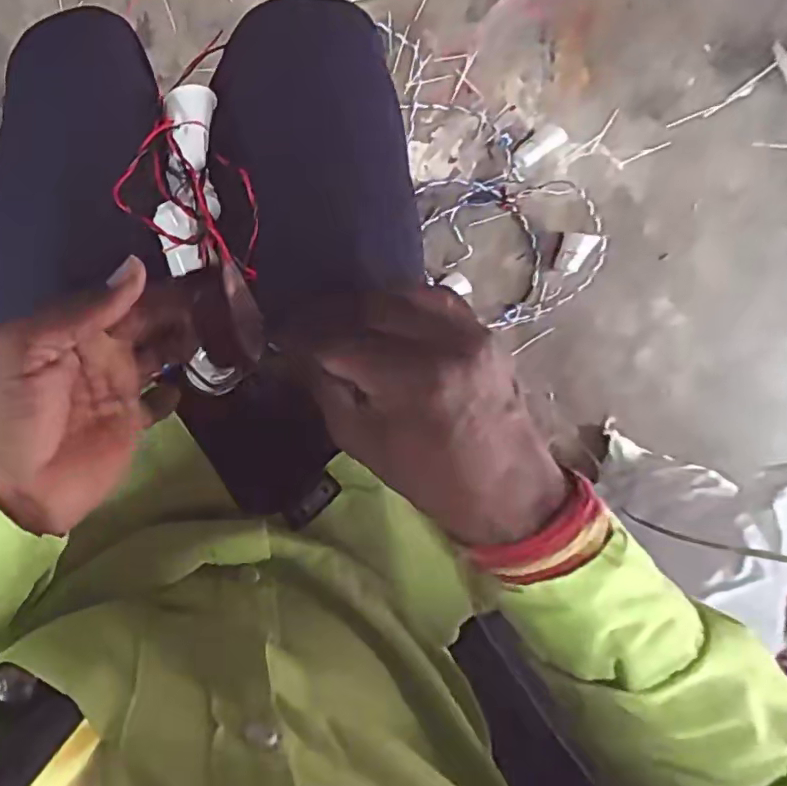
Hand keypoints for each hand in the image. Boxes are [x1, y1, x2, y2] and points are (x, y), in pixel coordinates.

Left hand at [0, 256, 196, 535]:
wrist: (21, 490)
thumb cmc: (17, 415)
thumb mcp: (30, 350)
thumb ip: (81, 311)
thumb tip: (134, 268)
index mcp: (70, 328)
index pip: (117, 295)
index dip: (151, 284)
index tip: (194, 270)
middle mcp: (97, 350)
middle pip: (145, 320)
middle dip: (178, 307)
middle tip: (220, 298)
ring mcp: (117, 385)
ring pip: (160, 351)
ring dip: (185, 339)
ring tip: (220, 330)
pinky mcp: (133, 419)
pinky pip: (163, 396)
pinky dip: (179, 387)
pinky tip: (194, 379)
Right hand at [280, 286, 569, 547]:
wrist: (507, 491)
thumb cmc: (426, 476)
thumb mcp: (359, 439)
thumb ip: (325, 388)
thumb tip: (296, 356)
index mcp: (410, 379)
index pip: (338, 342)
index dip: (301, 339)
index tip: (279, 339)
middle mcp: (443, 344)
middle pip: (368, 307)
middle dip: (327, 314)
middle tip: (301, 325)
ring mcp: (469, 333)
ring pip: (401, 294)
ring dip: (362, 303)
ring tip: (338, 318)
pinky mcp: (484, 332)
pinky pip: (434, 299)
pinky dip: (400, 302)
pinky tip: (381, 315)